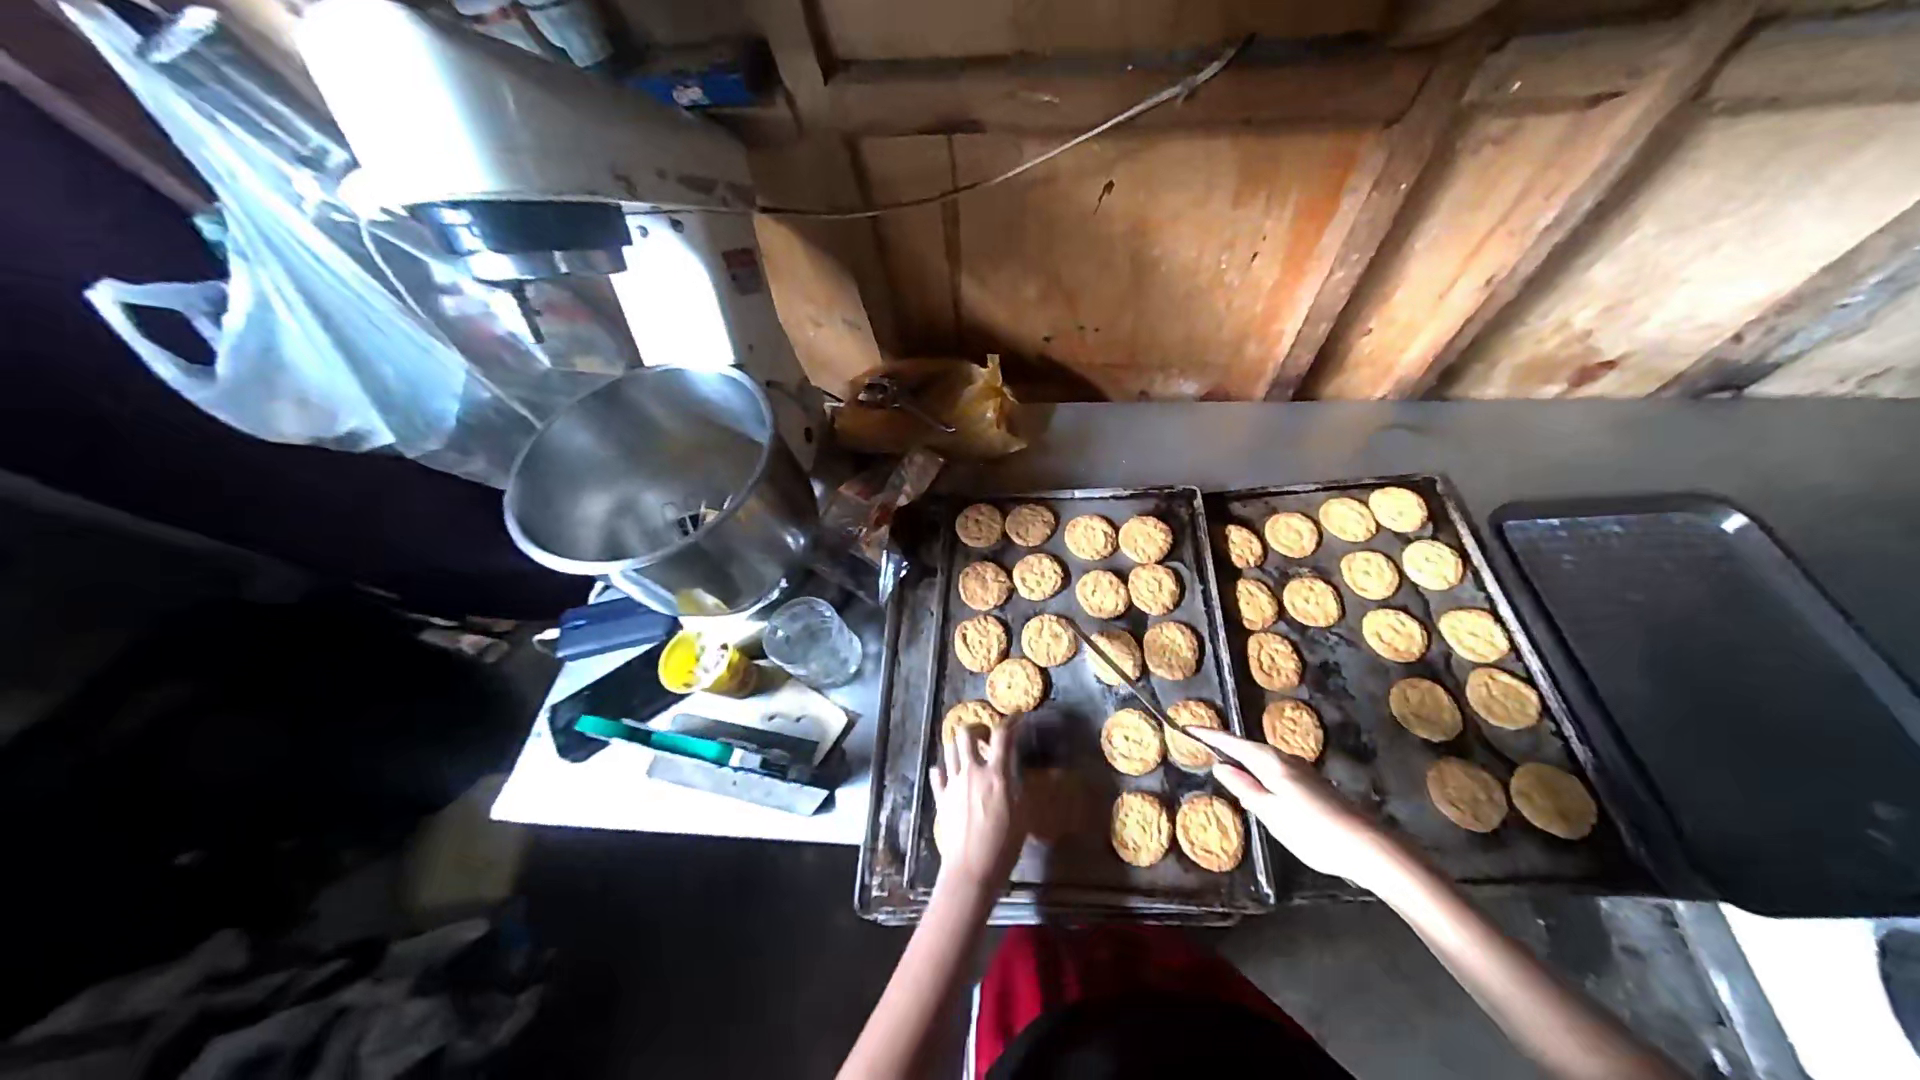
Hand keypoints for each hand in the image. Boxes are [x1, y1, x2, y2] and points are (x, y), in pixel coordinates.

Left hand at [930, 726, 1023, 893]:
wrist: (971, 868)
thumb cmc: (1004, 845)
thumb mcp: (1022, 814)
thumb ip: (1017, 787)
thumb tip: (1014, 770)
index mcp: (995, 774)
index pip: (1002, 736)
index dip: (1010, 722)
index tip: (1016, 718)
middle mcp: (971, 772)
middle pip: (965, 735)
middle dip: (975, 729)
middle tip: (984, 736)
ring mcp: (952, 784)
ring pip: (950, 751)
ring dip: (959, 746)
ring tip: (968, 752)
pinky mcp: (940, 798)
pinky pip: (938, 775)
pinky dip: (943, 770)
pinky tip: (948, 773)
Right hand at [1187, 727, 1410, 890]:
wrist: (1367, 846)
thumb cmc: (1312, 830)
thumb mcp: (1270, 812)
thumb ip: (1244, 788)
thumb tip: (1220, 766)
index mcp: (1270, 763)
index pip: (1233, 743)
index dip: (1210, 734)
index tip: (1188, 726)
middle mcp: (1285, 760)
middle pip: (1248, 747)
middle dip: (1225, 744)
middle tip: (1201, 742)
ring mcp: (1301, 772)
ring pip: (1263, 758)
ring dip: (1242, 757)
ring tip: (1223, 762)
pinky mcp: (1312, 785)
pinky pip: (1275, 769)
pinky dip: (1258, 770)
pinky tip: (1257, 784)